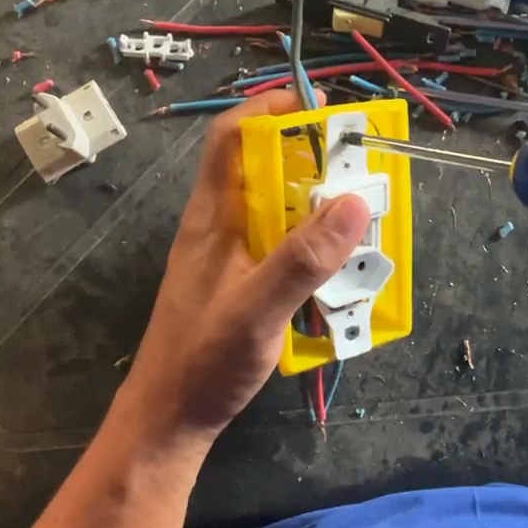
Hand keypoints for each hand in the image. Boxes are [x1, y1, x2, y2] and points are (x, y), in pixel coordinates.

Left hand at [110, 90, 370, 451]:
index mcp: (212, 216)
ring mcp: (227, 255)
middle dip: (310, 159)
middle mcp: (218, 225)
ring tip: (359, 216)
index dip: (271, 108)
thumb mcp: (258, 310)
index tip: (321, 107)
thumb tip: (354, 201)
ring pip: (275, 208)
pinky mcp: (238, 282)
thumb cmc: (204, 361)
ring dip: (315, 205)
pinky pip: (279, 244)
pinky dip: (310, 244)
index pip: (232, 136)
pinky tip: (337, 267)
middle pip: (262, 168)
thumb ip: (304, 258)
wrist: (168, 419)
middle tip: (358, 169)